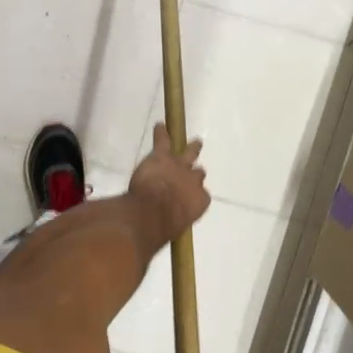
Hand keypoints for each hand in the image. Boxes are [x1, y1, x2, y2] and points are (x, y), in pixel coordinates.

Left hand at [128, 123, 209, 249]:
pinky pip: (163, 141)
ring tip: (195, 142)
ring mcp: (179, 166)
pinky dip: (161, 133)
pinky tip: (160, 126)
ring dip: (191, 148)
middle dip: (196, 172)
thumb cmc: (163, 227)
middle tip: (197, 170)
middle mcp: (193, 182)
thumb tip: (168, 227)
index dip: (193, 195)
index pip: (201, 196)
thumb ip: (175, 221)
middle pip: (198, 174)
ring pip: (189, 153)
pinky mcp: (162, 157)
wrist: (152, 212)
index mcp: (199, 202)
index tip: (187, 198)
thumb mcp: (175, 227)